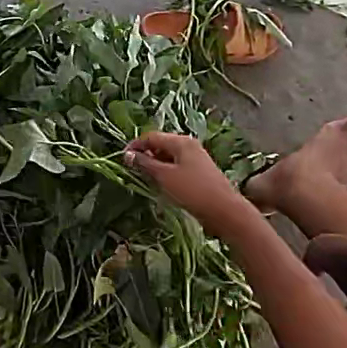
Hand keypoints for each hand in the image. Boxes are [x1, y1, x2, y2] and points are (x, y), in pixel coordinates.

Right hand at [126, 132, 259, 238]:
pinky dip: (165, 172)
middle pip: (160, 145)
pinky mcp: (199, 172)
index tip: (122, 159)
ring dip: (154, 165)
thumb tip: (127, 155)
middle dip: (145, 155)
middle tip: (132, 170)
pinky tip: (161, 185)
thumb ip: (144, 164)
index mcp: (181, 142)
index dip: (135, 146)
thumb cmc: (192, 190)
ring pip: (168, 157)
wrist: (224, 211)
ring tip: (144, 179)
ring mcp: (196, 159)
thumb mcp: (164, 176)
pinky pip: (176, 167)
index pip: (151, 136)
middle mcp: (189, 146)